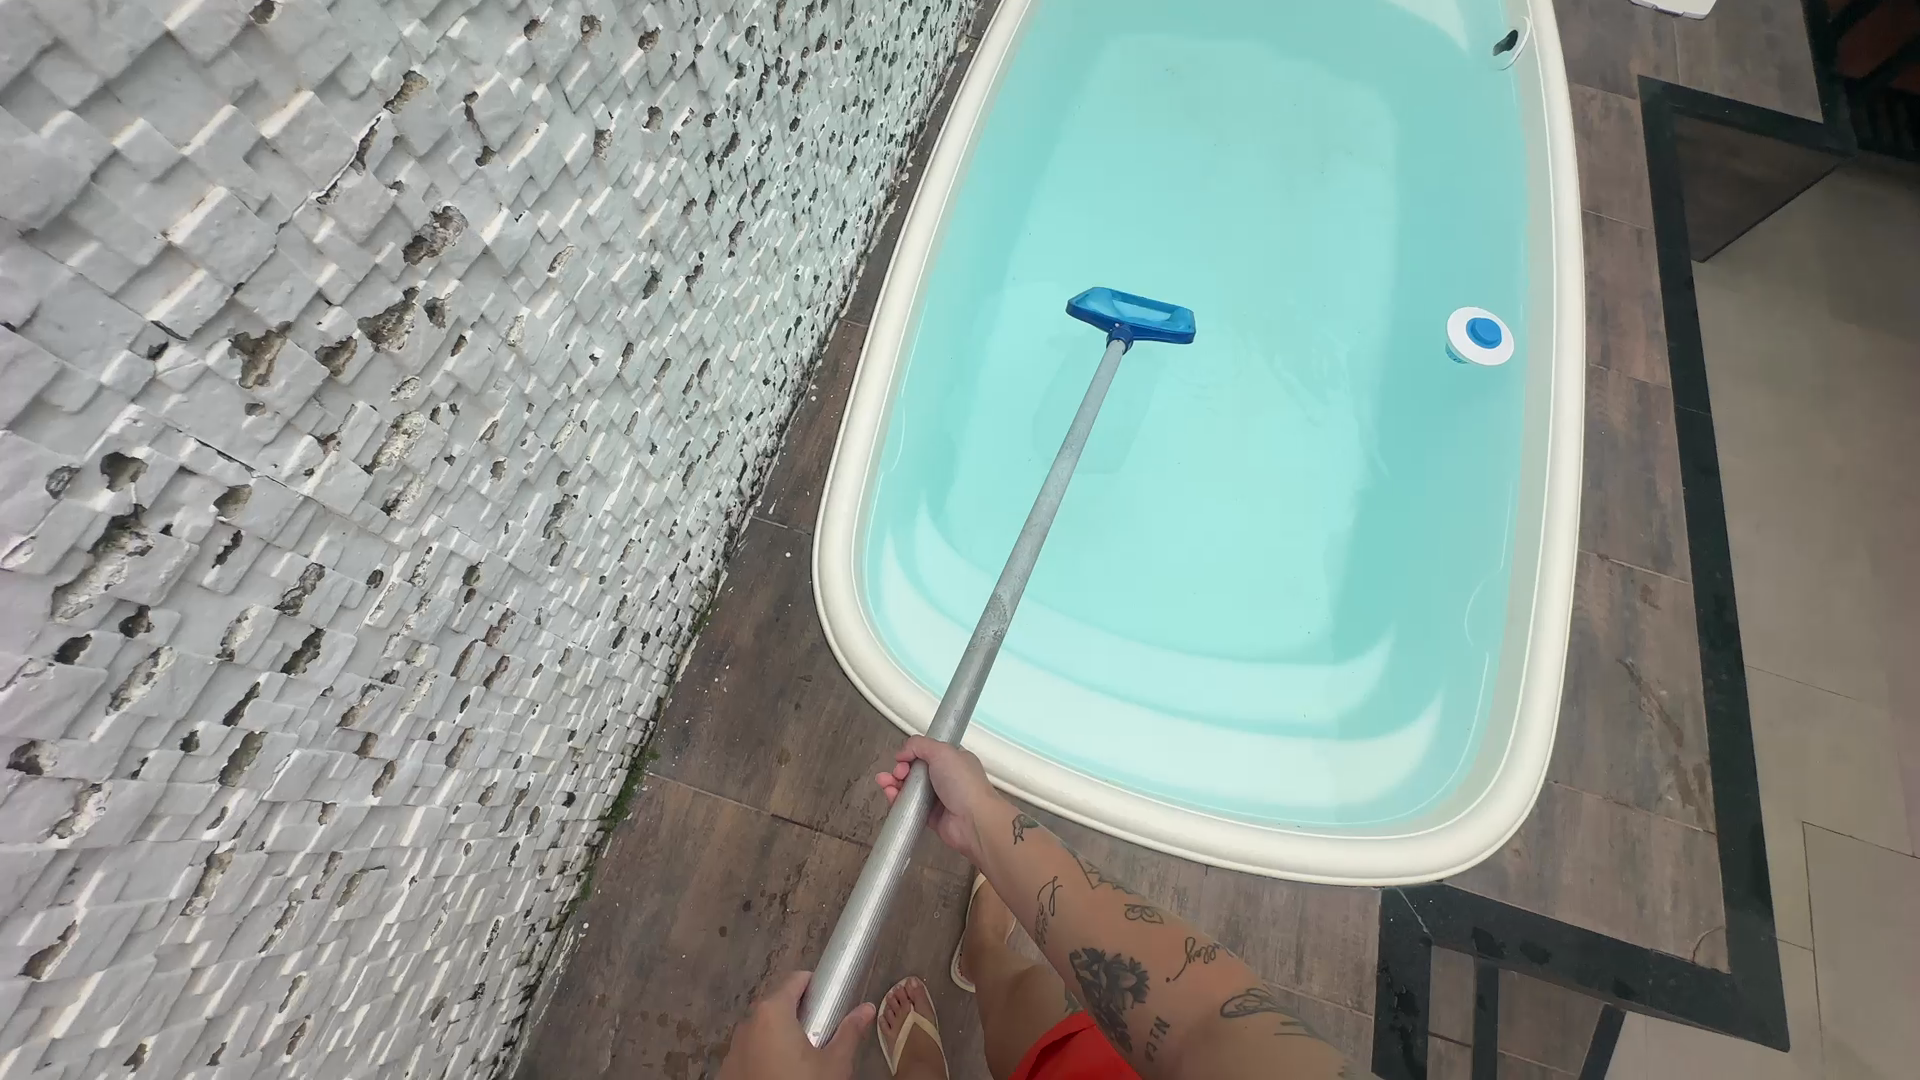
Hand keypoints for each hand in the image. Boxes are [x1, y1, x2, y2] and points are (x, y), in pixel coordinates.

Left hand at [715, 971, 873, 1079]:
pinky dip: (762, 1058)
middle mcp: (747, 1024)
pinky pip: (748, 1054)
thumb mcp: (833, 1066)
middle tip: (819, 1036)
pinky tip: (777, 1077)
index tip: (829, 1004)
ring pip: (761, 1031)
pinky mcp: (724, 1074)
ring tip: (799, 1062)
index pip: (796, 979)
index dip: (815, 987)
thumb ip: (849, 1032)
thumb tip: (868, 1008)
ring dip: (779, 1037)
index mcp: (772, 1011)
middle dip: (799, 1014)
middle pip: (778, 1004)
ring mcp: (731, 1051)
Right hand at [875, 735, 1006, 864]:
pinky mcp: (930, 816)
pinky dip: (897, 800)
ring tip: (884, 782)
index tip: (904, 758)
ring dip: (894, 783)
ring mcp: (939, 798)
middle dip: (901, 769)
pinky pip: (910, 806)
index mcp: (954, 759)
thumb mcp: (942, 751)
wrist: (973, 821)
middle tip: (898, 773)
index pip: (928, 752)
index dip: (913, 753)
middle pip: (916, 770)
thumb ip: (919, 745)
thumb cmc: (962, 783)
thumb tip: (902, 752)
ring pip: (910, 788)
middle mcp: (947, 777)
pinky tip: (889, 795)